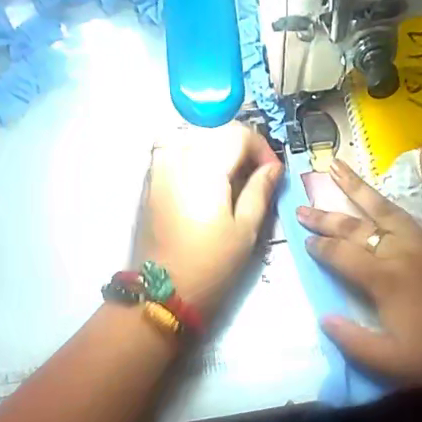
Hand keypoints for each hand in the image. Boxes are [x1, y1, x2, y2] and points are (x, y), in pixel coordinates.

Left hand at [136, 124, 281, 310]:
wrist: (162, 292)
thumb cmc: (211, 264)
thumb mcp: (246, 230)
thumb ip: (260, 191)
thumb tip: (272, 168)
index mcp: (206, 166)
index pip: (238, 133)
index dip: (262, 148)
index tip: (272, 173)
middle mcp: (178, 156)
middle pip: (214, 129)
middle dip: (239, 144)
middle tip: (255, 174)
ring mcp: (158, 166)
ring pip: (189, 133)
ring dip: (214, 144)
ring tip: (229, 172)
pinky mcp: (148, 180)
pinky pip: (171, 148)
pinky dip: (192, 152)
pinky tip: (204, 177)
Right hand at [296, 150, 421, 394]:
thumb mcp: (390, 361)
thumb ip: (352, 340)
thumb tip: (324, 319)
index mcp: (382, 280)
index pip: (339, 256)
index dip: (319, 247)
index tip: (304, 241)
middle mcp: (400, 250)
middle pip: (356, 228)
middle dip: (326, 217)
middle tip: (302, 207)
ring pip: (386, 208)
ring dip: (359, 187)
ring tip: (336, 165)